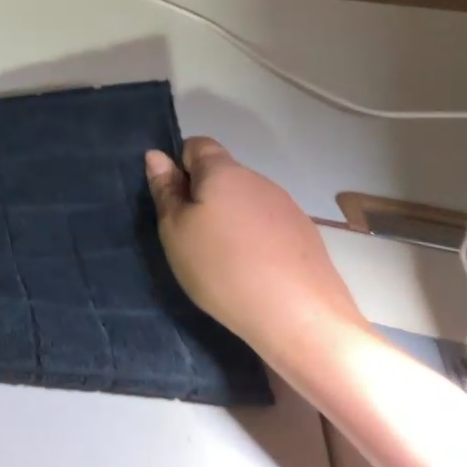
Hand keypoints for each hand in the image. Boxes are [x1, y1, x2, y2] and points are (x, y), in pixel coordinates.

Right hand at [145, 137, 368, 356]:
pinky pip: (268, 226)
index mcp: (225, 173)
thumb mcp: (175, 230)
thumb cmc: (223, 268)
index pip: (197, 145)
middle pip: (223, 175)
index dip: (180, 165)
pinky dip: (255, 240)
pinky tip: (253, 272)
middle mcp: (260, 182)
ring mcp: (289, 210)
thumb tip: (158, 156)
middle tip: (190, 235)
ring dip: (230, 218)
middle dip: (203, 195)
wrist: (303, 321)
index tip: (173, 200)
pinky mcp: (308, 239)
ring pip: (246, 202)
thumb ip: (166, 190)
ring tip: (223, 259)